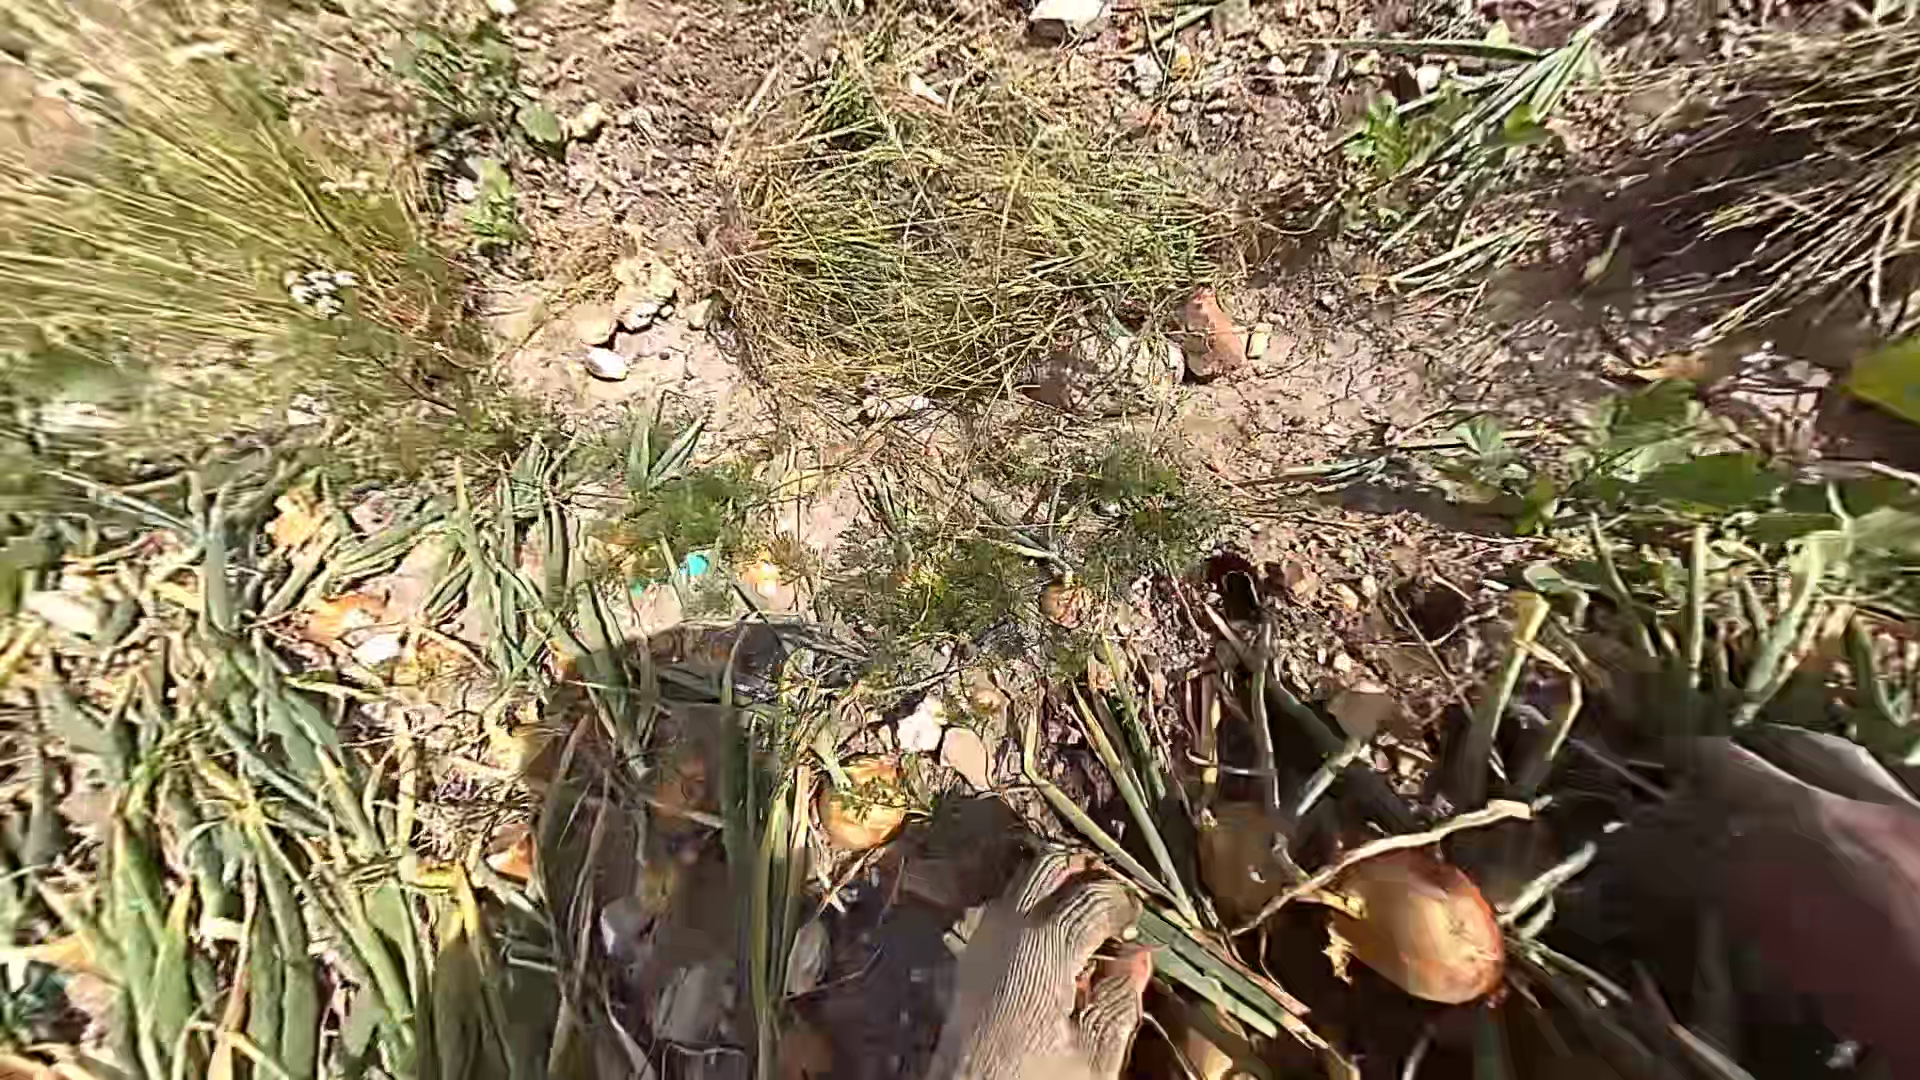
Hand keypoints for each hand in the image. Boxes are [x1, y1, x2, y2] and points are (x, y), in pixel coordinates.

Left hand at [929, 851, 1151, 1079]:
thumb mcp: (1093, 1060)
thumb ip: (1119, 1002)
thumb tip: (1138, 957)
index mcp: (1045, 947)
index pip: (1093, 896)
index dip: (1124, 899)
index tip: (1141, 914)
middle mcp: (1010, 921)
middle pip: (1053, 864)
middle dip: (1089, 871)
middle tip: (1117, 896)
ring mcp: (987, 926)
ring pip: (1028, 873)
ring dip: (1062, 879)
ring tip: (1091, 906)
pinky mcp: (975, 939)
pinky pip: (1011, 897)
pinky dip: (1039, 895)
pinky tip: (1059, 926)